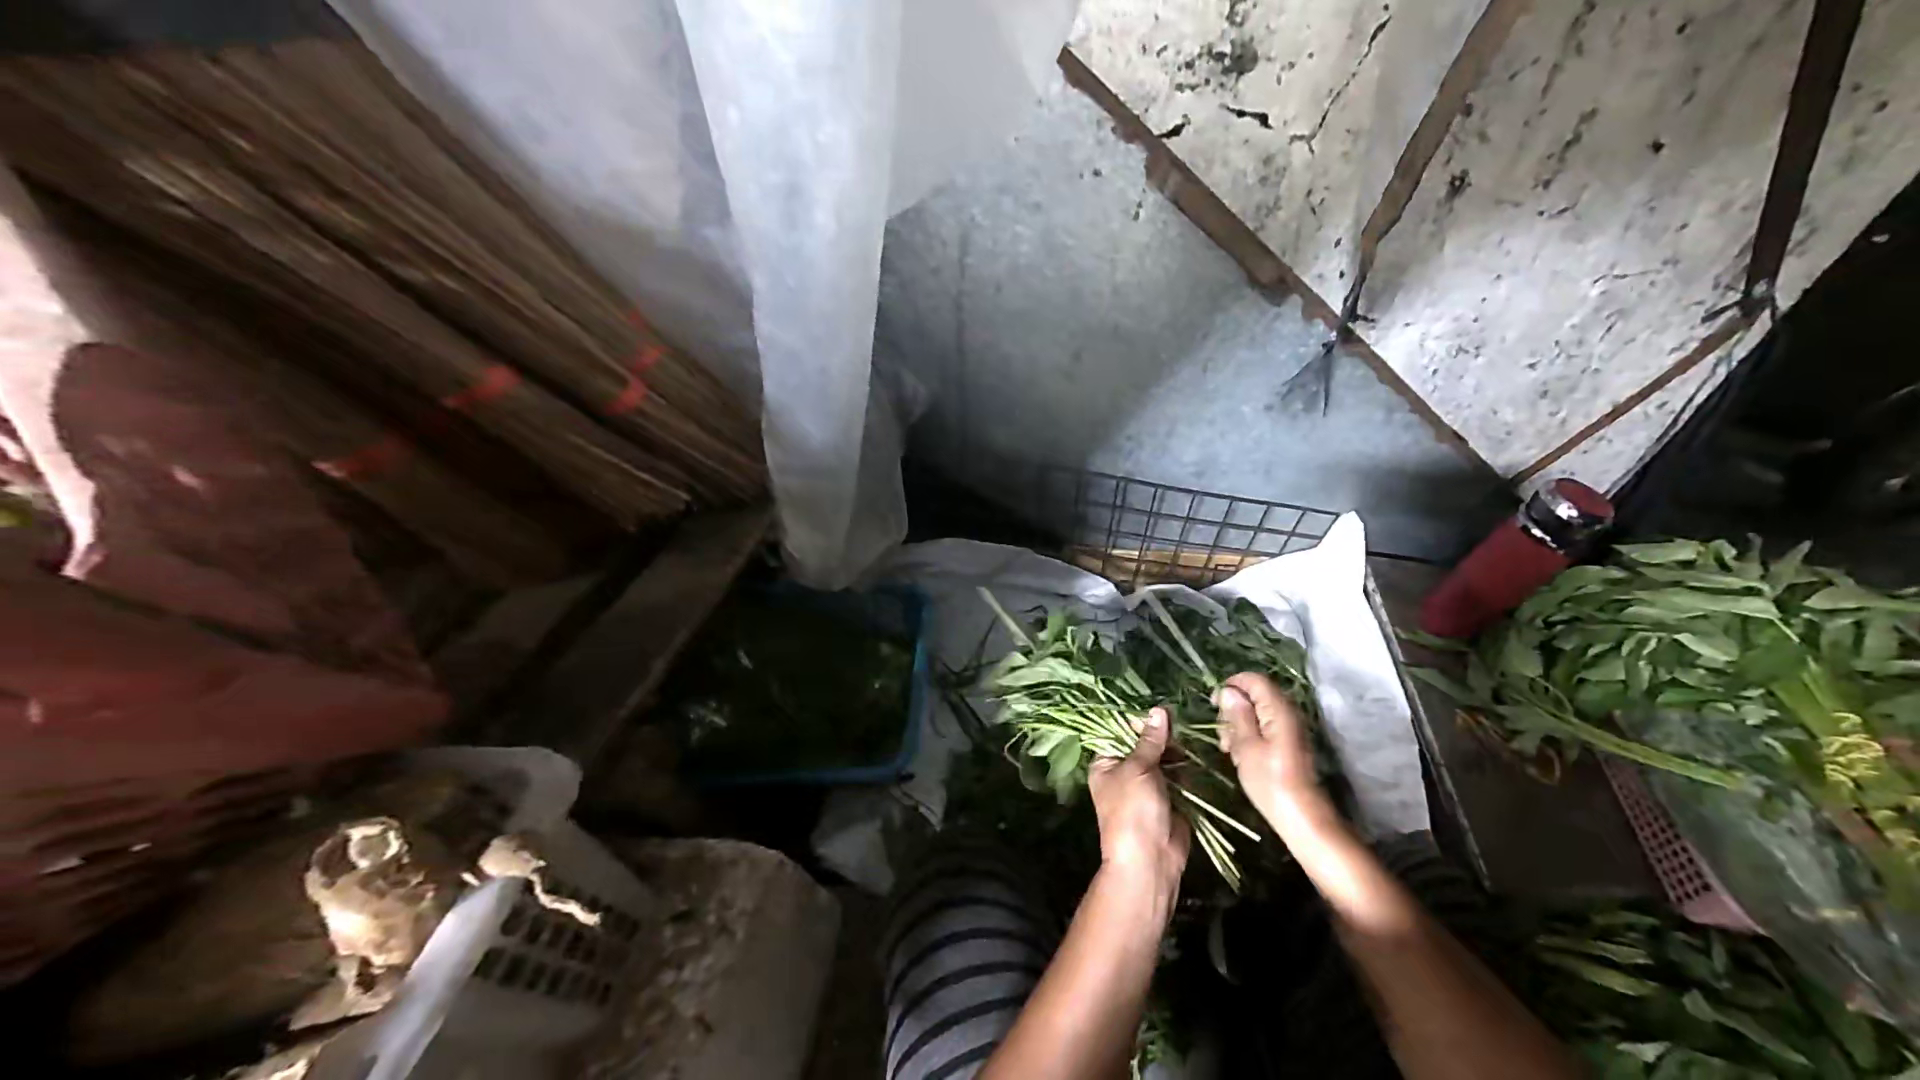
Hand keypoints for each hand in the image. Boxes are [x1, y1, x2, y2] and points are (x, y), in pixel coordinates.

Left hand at [1087, 706, 1190, 896]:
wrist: (1150, 859)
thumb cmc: (1133, 809)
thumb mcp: (1138, 769)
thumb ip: (1150, 741)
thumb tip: (1158, 711)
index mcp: (1106, 762)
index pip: (1121, 732)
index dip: (1140, 721)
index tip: (1162, 710)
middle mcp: (1125, 771)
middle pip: (1145, 744)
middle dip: (1163, 736)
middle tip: (1182, 722)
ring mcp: (1147, 785)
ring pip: (1164, 759)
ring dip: (1176, 751)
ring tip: (1192, 737)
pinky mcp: (1169, 798)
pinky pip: (1178, 777)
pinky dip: (1186, 769)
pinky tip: (1197, 756)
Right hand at [1217, 672, 1334, 833]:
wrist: (1303, 819)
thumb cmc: (1271, 783)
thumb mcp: (1246, 746)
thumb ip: (1237, 715)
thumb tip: (1228, 691)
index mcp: (1279, 709)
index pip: (1254, 680)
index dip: (1231, 685)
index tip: (1214, 704)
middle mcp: (1288, 713)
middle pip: (1255, 695)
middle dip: (1233, 709)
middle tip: (1221, 733)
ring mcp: (1289, 729)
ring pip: (1257, 713)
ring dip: (1238, 725)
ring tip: (1228, 748)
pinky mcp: (1288, 744)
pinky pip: (1264, 729)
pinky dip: (1248, 736)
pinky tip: (1240, 755)